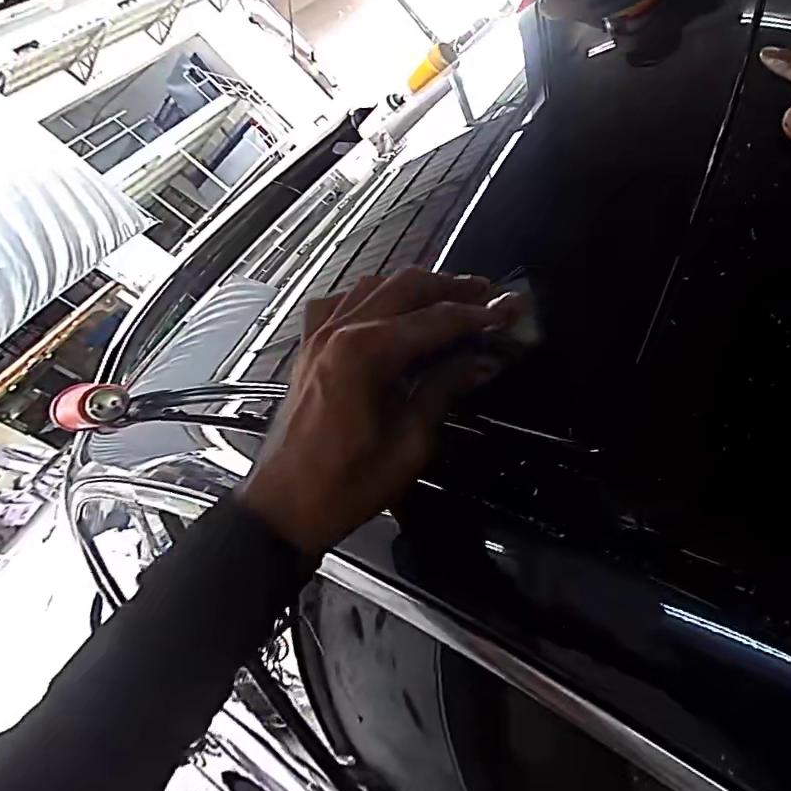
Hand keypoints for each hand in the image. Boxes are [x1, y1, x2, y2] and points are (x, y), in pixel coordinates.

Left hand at [236, 269, 518, 554]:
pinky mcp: (311, 345)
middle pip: (408, 286)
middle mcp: (341, 331)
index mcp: (367, 353)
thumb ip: (445, 388)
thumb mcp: (412, 440)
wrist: (285, 505)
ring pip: (377, 284)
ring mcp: (321, 334)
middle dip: (453, 287)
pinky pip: (344, 300)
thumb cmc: (348, 482)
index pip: (437, 318)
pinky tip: (390, 307)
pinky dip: (375, 295)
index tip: (506, 312)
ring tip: (451, 296)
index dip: (478, 314)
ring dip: (418, 286)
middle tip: (487, 293)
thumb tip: (480, 360)